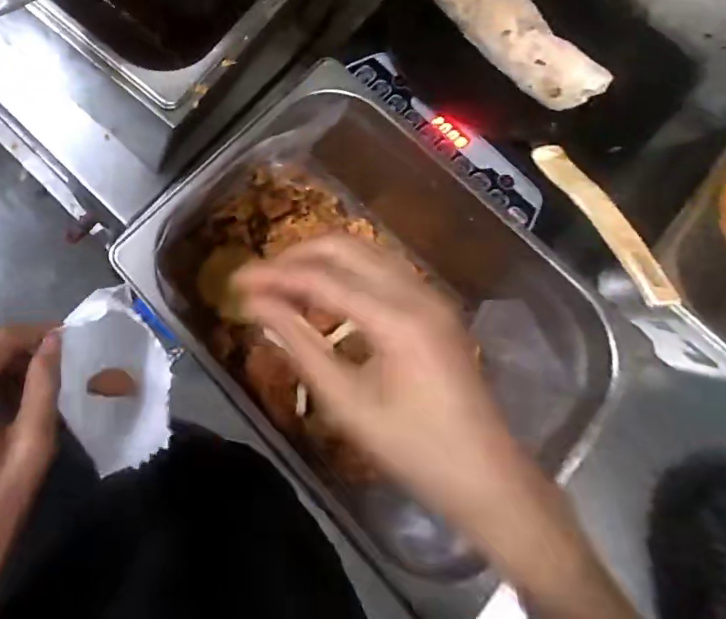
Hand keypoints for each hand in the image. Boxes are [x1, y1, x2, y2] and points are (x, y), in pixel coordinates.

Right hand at [234, 235, 636, 618]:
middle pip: (342, 246)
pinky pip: (378, 266)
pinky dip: (343, 269)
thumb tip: (253, 305)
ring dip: (318, 258)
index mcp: (396, 318)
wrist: (490, 481)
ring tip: (282, 283)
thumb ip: (297, 344)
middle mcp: (415, 291)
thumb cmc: (414, 450)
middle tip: (258, 279)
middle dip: (293, 256)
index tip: (235, 280)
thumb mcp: (346, 402)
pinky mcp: (433, 303)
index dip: (272, 275)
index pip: (320, 277)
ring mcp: (429, 293)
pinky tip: (322, 296)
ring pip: (361, 249)